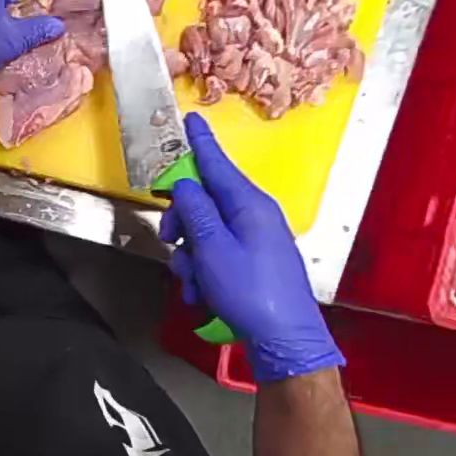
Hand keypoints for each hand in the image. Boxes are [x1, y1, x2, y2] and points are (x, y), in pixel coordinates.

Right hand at [160, 114, 343, 383]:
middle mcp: (252, 216)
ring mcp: (252, 239)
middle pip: (202, 202)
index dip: (200, 144)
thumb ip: (195, 212)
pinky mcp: (249, 261)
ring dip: (189, 257)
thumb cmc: (248, 290)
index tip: (189, 120)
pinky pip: (213, 255)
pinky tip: (202, 293)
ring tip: (194, 282)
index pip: (217, 166)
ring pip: (203, 233)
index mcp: (248, 205)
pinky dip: (201, 272)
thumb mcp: (213, 248)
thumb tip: (184, 183)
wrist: (283, 336)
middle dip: (181, 223)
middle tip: (172, 242)